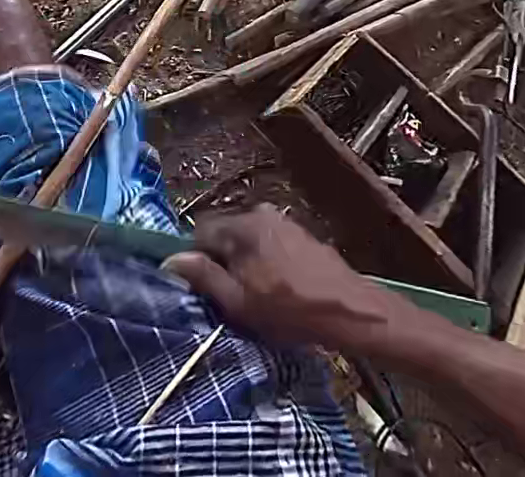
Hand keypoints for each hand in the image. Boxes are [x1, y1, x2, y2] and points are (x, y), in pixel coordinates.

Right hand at [163, 204, 399, 348]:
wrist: (353, 312)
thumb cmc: (291, 308)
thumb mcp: (239, 300)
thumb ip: (203, 276)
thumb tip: (170, 259)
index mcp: (241, 224)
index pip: (200, 232)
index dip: (197, 260)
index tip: (206, 288)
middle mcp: (259, 212)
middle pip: (225, 234)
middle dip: (222, 261)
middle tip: (231, 296)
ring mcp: (283, 221)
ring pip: (247, 240)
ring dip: (245, 262)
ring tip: (257, 295)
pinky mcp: (301, 235)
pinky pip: (269, 244)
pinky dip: (266, 261)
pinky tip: (279, 288)